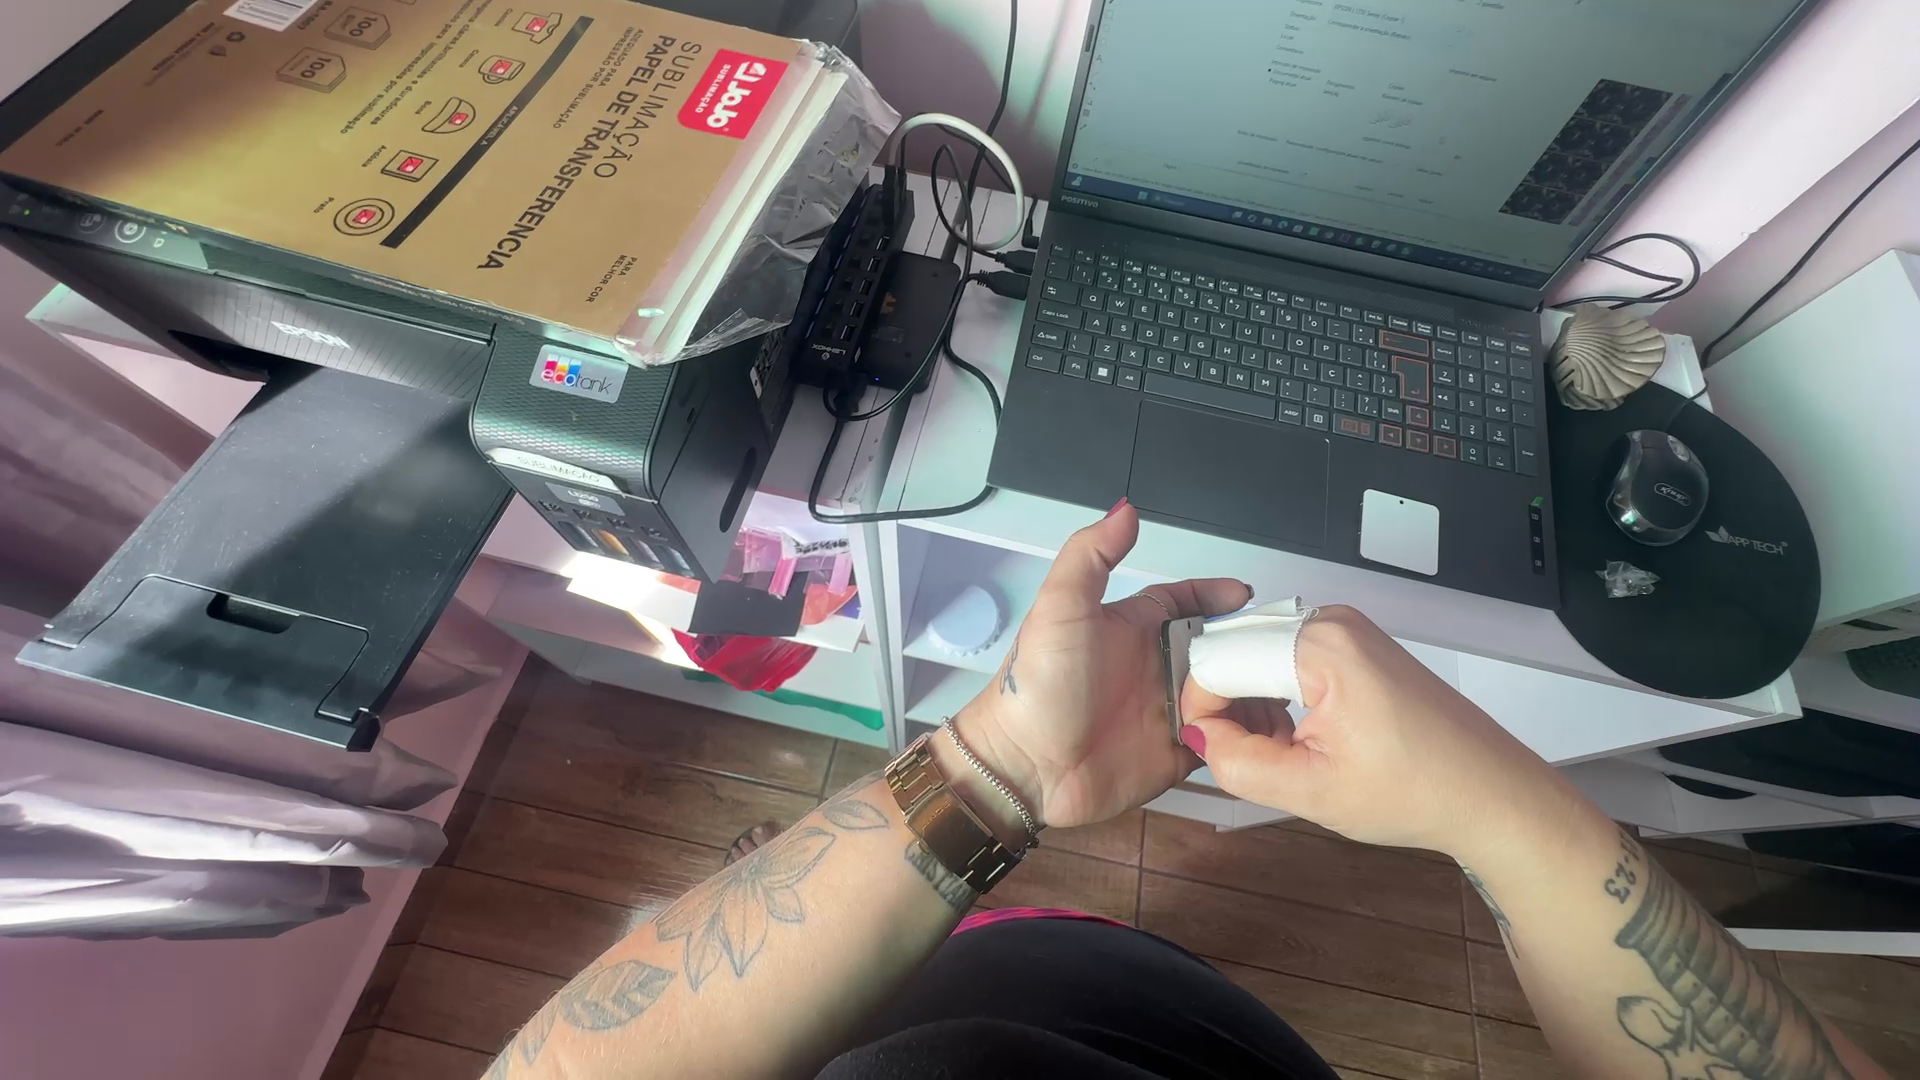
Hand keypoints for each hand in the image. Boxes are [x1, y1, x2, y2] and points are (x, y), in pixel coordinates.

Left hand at [950, 500, 1251, 830]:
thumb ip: (1091, 556)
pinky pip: (1224, 739)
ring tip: (1288, 685)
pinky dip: (1247, 732)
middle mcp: (1153, 665)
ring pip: (1226, 691)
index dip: (1213, 594)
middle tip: (1284, 645)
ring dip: (1254, 687)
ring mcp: (1168, 709)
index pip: (1182, 601)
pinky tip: (1273, 727)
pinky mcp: (1178, 753)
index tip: (1246, 595)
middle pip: (1215, 646)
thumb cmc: (1040, 683)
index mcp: (1131, 628)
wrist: (1026, 766)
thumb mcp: (1060, 608)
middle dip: (1248, 642)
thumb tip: (1126, 508)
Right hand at [1175, 605, 1572, 860]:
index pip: (1219, 661)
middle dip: (1225, 703)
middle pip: (1234, 651)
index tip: (1206, 746)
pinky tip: (1288, 732)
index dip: (1200, 707)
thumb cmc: (1419, 792)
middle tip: (1242, 753)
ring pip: (1253, 653)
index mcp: (1319, 646)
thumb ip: (1235, 761)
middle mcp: (1328, 621)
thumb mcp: (1311, 792)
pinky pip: (1280, 655)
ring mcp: (1341, 628)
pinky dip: (1270, 692)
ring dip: (1247, 700)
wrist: (1492, 795)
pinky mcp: (1349, 642)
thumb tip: (1197, 733)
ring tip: (1272, 749)